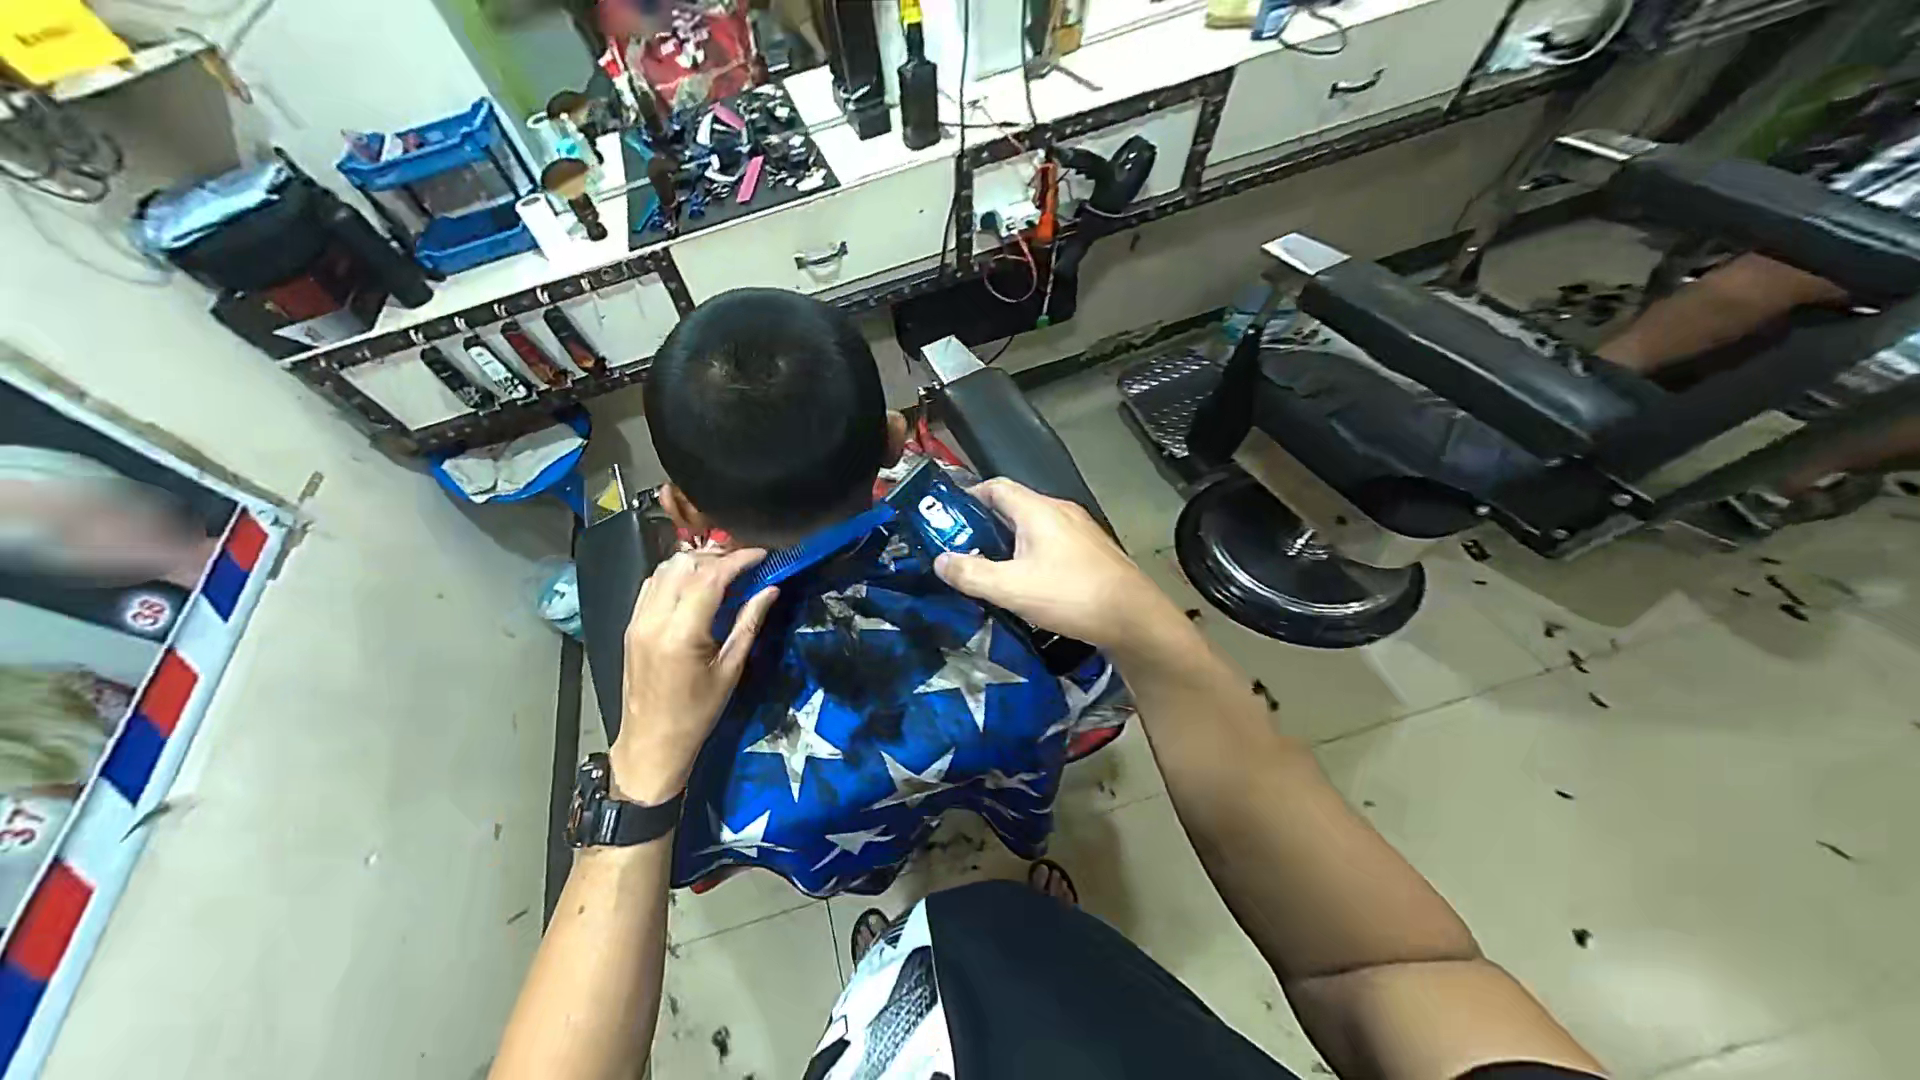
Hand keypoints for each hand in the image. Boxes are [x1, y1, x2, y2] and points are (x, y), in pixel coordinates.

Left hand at [612, 548, 779, 804]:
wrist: (652, 741)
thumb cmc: (698, 712)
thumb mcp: (731, 669)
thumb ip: (749, 622)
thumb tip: (771, 589)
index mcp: (681, 634)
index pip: (709, 578)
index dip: (738, 560)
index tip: (762, 555)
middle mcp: (653, 620)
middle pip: (684, 564)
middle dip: (717, 556)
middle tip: (745, 563)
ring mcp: (638, 620)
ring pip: (664, 568)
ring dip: (695, 561)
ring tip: (724, 569)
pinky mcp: (632, 624)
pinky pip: (652, 584)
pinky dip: (676, 574)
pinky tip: (697, 584)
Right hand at [932, 478, 1184, 655]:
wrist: (1133, 618)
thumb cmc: (1070, 595)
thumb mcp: (1010, 588)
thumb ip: (970, 574)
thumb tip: (940, 561)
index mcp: (1038, 510)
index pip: (996, 486)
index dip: (969, 496)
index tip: (948, 518)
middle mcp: (1060, 511)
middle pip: (1014, 505)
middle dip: (985, 523)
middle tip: (963, 548)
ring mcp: (1080, 530)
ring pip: (1035, 526)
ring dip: (1009, 540)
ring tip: (990, 567)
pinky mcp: (1092, 551)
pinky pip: (1052, 542)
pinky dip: (1032, 552)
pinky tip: (1028, 580)